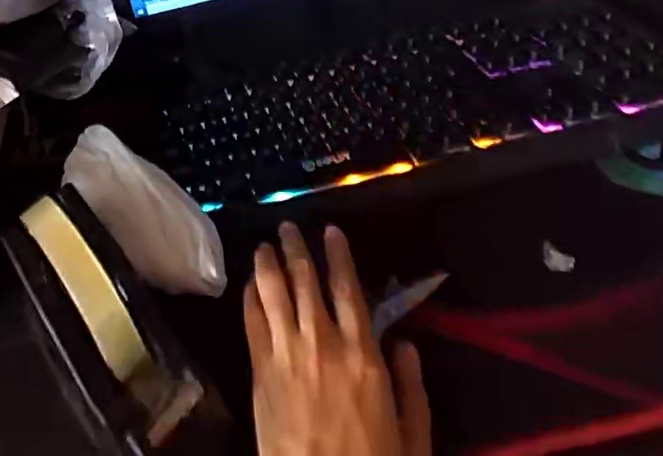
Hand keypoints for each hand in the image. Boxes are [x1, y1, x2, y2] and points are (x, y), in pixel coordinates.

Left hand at [244, 223, 431, 455]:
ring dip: (267, 262)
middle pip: (304, 279)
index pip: (348, 289)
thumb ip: (412, 388)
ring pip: (272, 290)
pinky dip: (250, 295)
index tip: (330, 230)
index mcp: (362, 356)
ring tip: (264, 244)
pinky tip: (250, 284)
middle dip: (295, 247)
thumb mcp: (413, 439)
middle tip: (287, 227)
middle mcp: (321, 342)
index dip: (338, 255)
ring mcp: (286, 352)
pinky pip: (252, 319)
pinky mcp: (260, 367)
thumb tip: (406, 342)